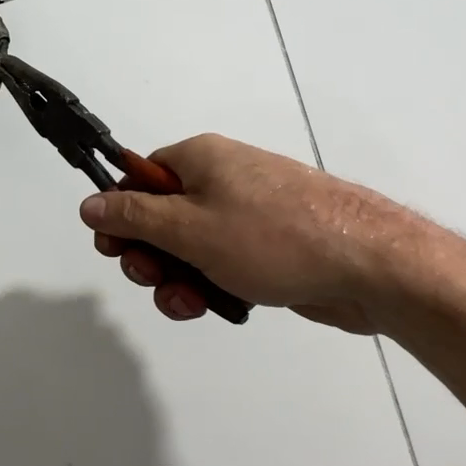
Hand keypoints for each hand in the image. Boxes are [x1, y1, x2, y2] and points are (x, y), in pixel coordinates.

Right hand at [80, 134, 435, 333]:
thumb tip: (88, 202)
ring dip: (176, 276)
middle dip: (149, 253)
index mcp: (199, 158)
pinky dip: (212, 283)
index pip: (139, 178)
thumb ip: (132, 216)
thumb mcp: (188, 227)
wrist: (377, 267)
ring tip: (184, 302)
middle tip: (149, 278)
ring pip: (192, 246)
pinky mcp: (274, 249)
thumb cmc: (272, 237)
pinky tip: (212, 306)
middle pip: (162, 215)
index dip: (120, 213)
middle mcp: (224, 179)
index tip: (112, 249)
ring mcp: (251, 214)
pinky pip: (225, 262)